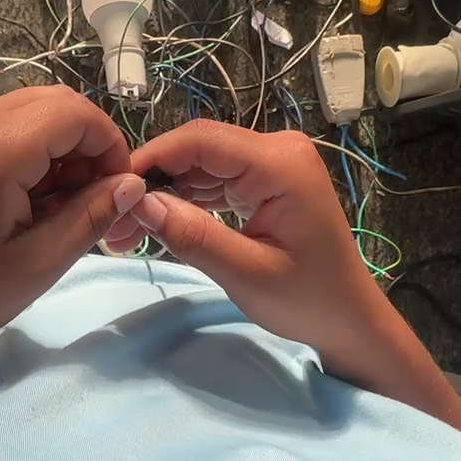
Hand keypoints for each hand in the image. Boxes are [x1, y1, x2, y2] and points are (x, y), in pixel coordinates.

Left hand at [0, 86, 144, 373]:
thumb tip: (131, 184)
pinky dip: (28, 155)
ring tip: (56, 210)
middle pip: (55, 103)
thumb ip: (89, 217)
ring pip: (29, 113)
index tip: (117, 196)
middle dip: (87, 146)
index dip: (111, 148)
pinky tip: (23, 204)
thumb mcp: (34, 266)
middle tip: (91, 204)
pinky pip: (0, 129)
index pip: (77, 113)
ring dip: (58, 151)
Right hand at [107, 121, 397, 379]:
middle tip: (113, 223)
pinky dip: (186, 202)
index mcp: (280, 163)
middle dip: (153, 183)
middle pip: (197, 150)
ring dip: (164, 195)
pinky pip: (215, 181)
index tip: (111, 190)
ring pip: (200, 167)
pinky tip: (158, 224)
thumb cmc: (308, 301)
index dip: (151, 158)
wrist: (348, 320)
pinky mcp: (265, 182)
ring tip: (126, 230)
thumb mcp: (246, 273)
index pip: (200, 140)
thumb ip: (192, 234)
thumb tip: (137, 202)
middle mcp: (277, 150)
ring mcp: (272, 164)